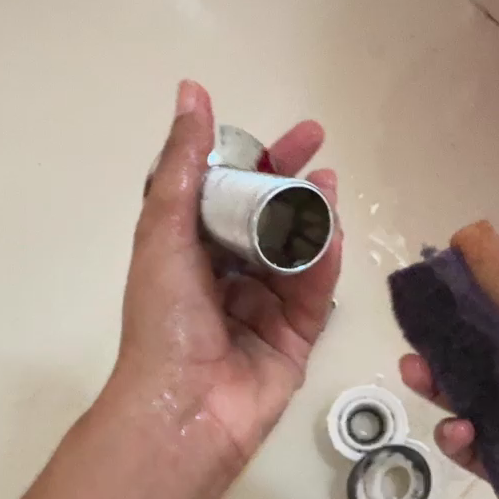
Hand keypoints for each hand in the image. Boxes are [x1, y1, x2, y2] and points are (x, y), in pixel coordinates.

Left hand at [105, 80, 342, 472]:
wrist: (183, 405)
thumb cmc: (164, 319)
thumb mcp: (162, 231)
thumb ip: (182, 164)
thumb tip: (192, 92)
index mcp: (188, 255)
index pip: (227, 198)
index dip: (254, 164)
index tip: (283, 135)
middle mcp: (225, 280)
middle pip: (267, 222)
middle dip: (293, 185)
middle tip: (321, 152)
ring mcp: (261, 311)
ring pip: (295, 256)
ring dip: (312, 220)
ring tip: (329, 187)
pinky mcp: (292, 341)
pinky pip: (313, 296)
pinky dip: (323, 265)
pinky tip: (335, 235)